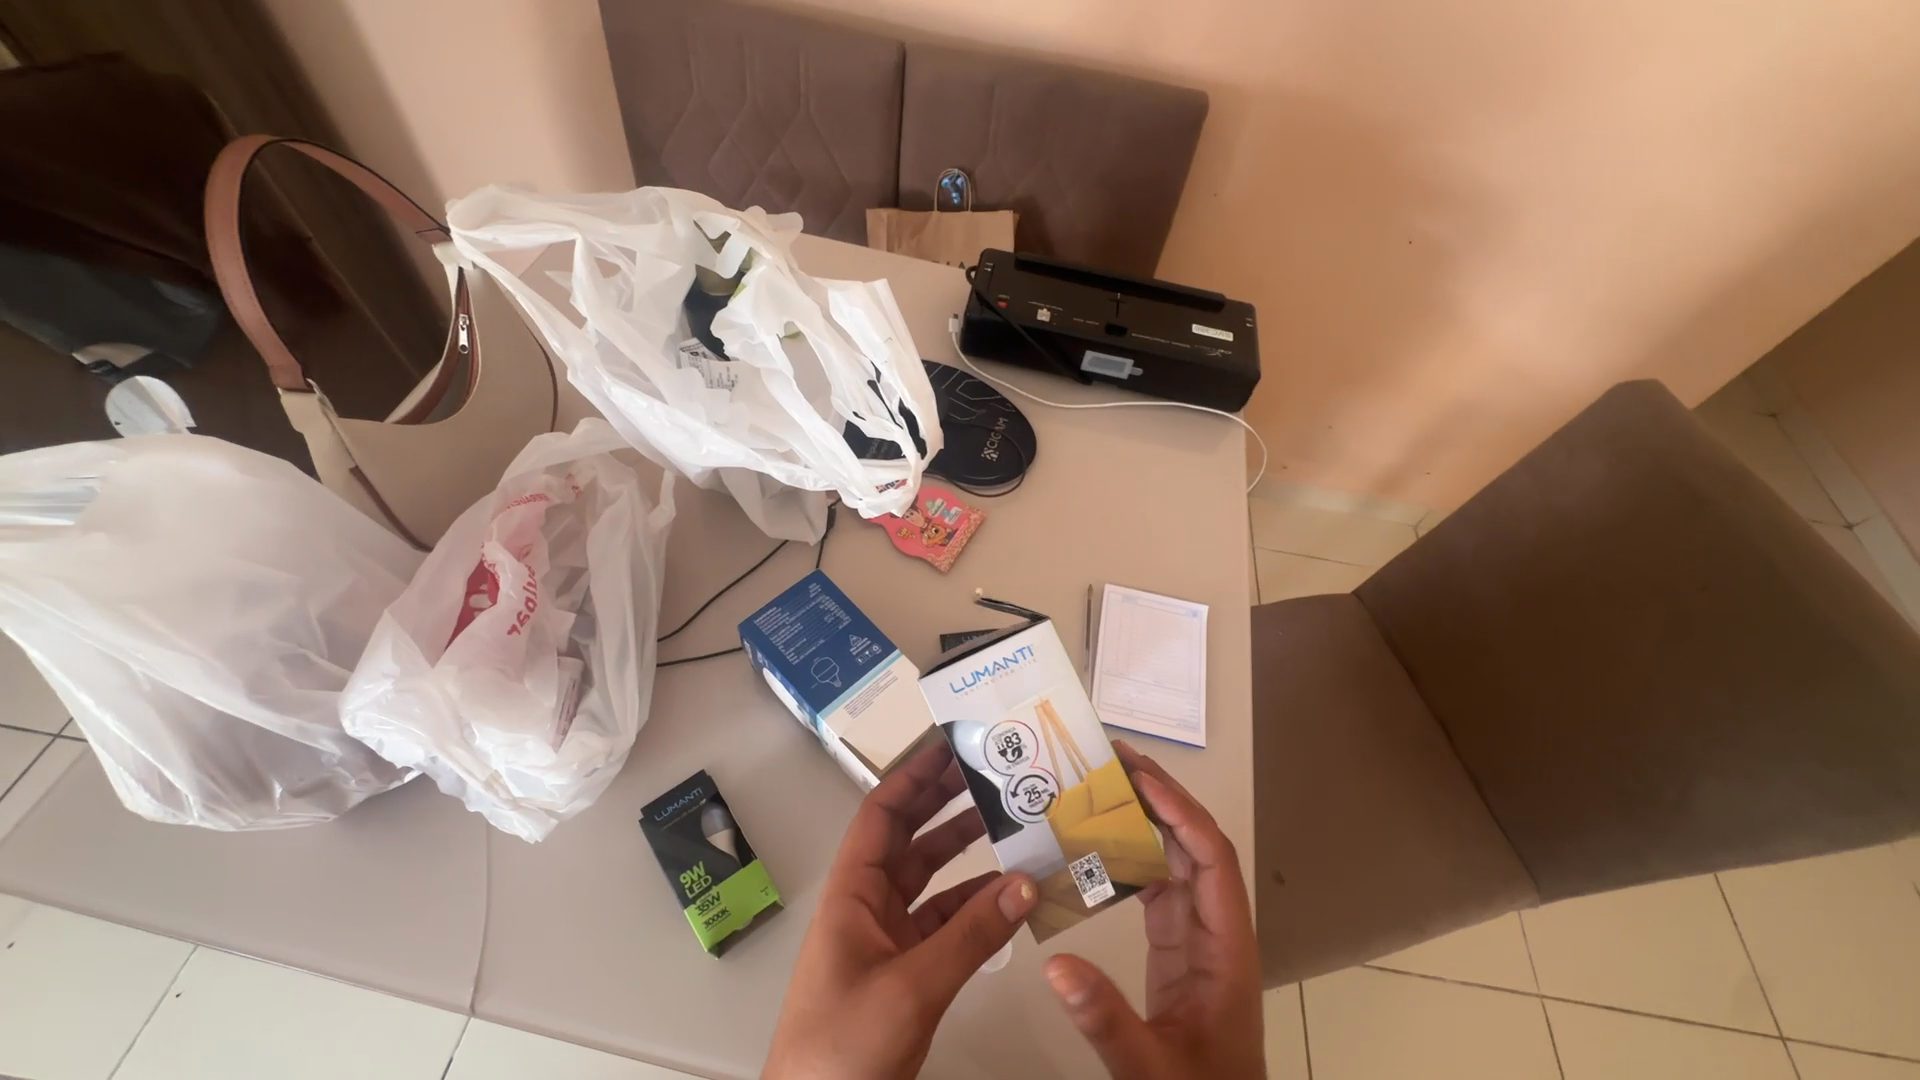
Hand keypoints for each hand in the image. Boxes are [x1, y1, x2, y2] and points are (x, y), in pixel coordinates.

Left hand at [764, 741, 1037, 1079]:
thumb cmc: (845, 1043)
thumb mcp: (911, 987)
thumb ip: (971, 936)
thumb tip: (1026, 882)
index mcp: (851, 891)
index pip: (881, 814)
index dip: (913, 776)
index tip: (951, 747)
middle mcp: (867, 902)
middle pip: (907, 836)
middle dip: (943, 801)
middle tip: (989, 771)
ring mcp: (885, 936)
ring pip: (929, 877)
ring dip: (964, 850)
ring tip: (1008, 820)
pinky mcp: (904, 968)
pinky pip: (943, 921)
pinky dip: (973, 905)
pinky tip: (1007, 893)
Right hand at [1044, 742, 1265, 1078]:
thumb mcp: (1150, 1068)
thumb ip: (1106, 1018)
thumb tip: (1054, 964)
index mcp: (1227, 947)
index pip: (1213, 859)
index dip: (1181, 813)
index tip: (1140, 779)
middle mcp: (1217, 929)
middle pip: (1198, 845)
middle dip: (1163, 797)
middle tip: (1117, 758)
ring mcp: (1198, 936)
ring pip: (1179, 860)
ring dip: (1149, 819)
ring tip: (1106, 784)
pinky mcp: (1178, 948)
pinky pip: (1159, 886)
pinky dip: (1134, 857)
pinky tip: (1101, 843)